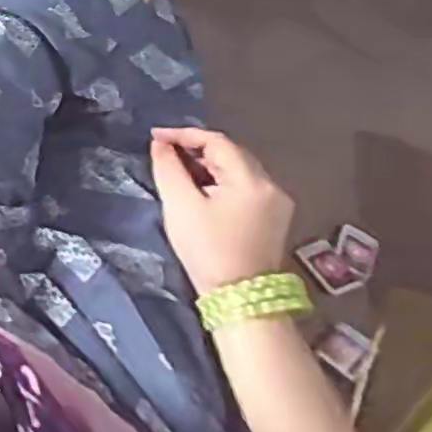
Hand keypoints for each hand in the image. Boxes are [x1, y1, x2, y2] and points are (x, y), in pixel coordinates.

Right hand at [148, 127, 293, 294]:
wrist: (239, 297)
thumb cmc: (207, 247)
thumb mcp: (180, 204)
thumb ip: (168, 168)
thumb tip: (161, 145)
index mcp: (252, 181)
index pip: (217, 141)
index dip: (183, 134)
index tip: (154, 137)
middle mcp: (271, 186)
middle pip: (230, 153)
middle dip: (195, 148)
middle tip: (164, 152)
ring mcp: (276, 203)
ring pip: (237, 169)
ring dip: (206, 164)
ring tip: (177, 169)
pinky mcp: (273, 218)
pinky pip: (243, 186)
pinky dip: (219, 180)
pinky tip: (199, 188)